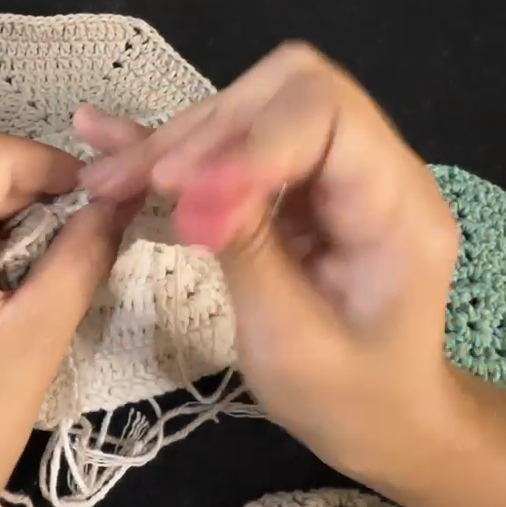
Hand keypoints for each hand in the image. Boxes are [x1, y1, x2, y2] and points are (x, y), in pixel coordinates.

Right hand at [73, 43, 464, 493]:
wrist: (385, 418)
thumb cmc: (353, 399)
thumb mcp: (296, 346)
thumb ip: (250, 254)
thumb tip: (190, 191)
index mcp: (397, 204)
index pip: (329, 116)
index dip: (252, 140)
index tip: (182, 188)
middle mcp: (369, 163)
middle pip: (285, 89)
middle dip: (205, 130)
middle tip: (139, 179)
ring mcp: (328, 164)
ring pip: (248, 107)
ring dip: (176, 139)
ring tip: (108, 175)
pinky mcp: (292, 175)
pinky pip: (231, 139)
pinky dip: (174, 146)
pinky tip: (113, 138)